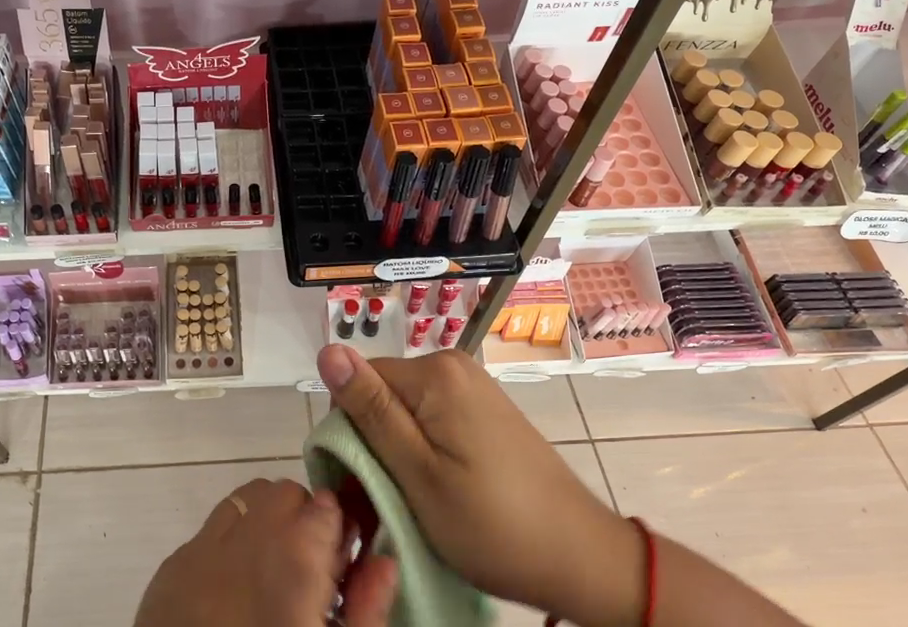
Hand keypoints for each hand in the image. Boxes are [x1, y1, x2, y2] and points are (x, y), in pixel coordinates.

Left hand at [134, 477, 396, 626]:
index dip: (340, 533)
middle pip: (286, 494)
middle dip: (303, 522)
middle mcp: (249, 535)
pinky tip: (232, 588)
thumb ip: (367, 605)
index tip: (342, 565)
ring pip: (246, 500)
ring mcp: (204, 546)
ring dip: (264, 521)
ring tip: (271, 571)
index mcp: (297, 555)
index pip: (329, 505)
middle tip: (308, 574)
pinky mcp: (172, 566)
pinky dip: (227, 545)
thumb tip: (384, 561)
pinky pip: (209, 531)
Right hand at [317, 345, 643, 625]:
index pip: (357, 383)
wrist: (581, 557)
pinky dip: (425, 454)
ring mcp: (473, 388)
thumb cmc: (491, 524)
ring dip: (398, 453)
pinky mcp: (485, 411)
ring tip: (414, 502)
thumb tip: (326, 350)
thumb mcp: (417, 473)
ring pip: (405, 411)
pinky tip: (438, 492)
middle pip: (381, 395)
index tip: (360, 483)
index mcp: (434, 373)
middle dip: (374, 444)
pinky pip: (432, 420)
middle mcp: (453, 366)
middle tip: (386, 502)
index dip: (349, 433)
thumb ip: (371, 411)